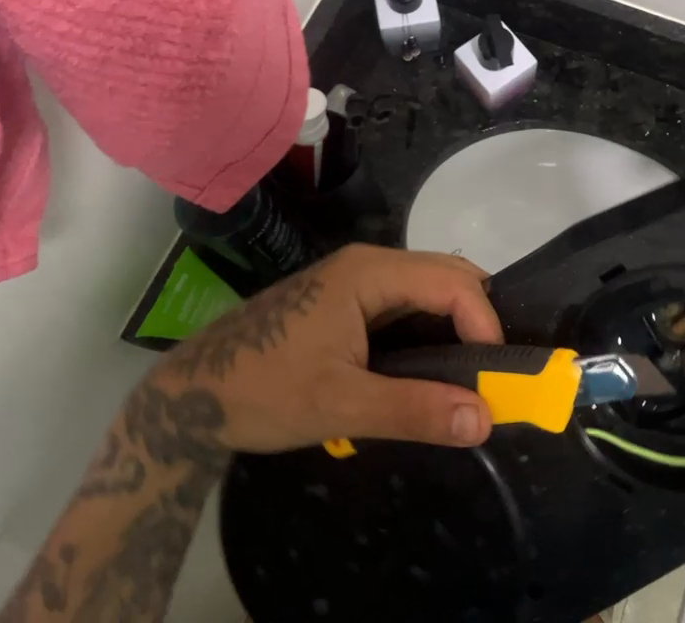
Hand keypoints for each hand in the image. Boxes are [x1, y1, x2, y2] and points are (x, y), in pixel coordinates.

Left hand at [154, 244, 504, 452]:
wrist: (188, 399)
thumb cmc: (261, 392)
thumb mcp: (340, 406)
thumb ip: (414, 410)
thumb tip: (484, 420)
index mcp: (368, 272)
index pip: (452, 283)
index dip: (484, 324)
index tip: (496, 378)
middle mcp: (368, 264)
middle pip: (448, 277)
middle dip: (477, 321)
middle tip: (492, 376)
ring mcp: (356, 280)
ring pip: (429, 290)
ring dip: (456, 327)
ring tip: (469, 377)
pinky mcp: (347, 301)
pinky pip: (407, 305)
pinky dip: (431, 332)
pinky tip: (432, 369)